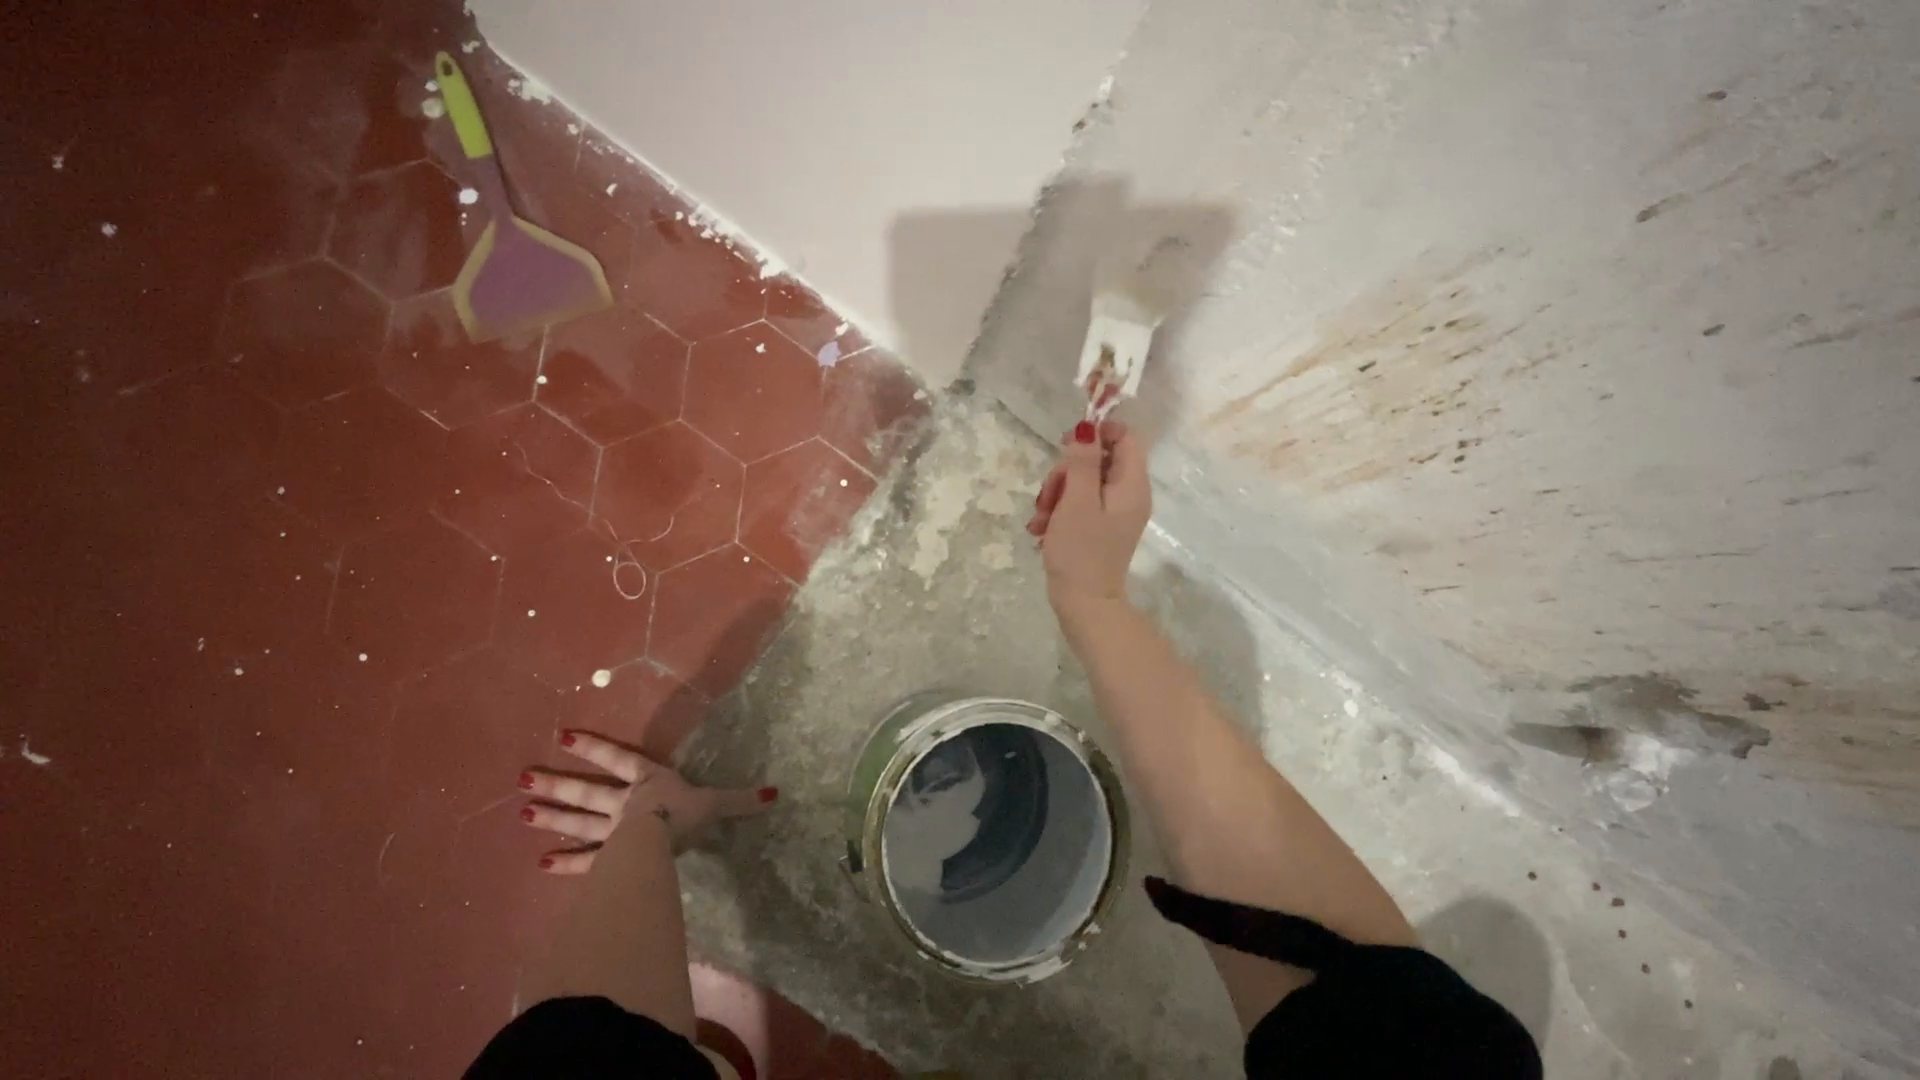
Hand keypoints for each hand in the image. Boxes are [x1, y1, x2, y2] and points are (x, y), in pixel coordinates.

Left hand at [517, 729, 776, 873]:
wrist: (659, 844)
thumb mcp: (717, 803)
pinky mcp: (608, 860)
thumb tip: (774, 793)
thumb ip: (741, 800)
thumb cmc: (685, 817)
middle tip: (523, 778)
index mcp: (649, 782)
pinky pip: (584, 860)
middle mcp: (624, 803)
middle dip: (557, 784)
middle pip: (586, 792)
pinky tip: (542, 863)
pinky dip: (565, 862)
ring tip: (522, 812)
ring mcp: (611, 832)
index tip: (563, 736)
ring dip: (551, 817)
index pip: (619, 759)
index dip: (594, 748)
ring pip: (577, 821)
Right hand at [1026, 420, 1150, 616]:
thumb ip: (1082, 461)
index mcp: (1132, 484)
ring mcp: (1114, 513)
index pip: (1125, 437)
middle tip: (1048, 494)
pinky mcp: (1100, 528)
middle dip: (1066, 472)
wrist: (1085, 604)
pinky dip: (1059, 512)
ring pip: (1083, 483)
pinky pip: (1079, 505)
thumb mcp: (1076, 501)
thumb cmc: (1081, 551)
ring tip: (1041, 519)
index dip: (1097, 433)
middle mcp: (1129, 495)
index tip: (1067, 444)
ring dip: (1056, 494)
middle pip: (1098, 460)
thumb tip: (1087, 427)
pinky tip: (1041, 529)